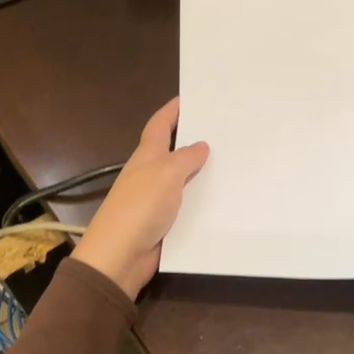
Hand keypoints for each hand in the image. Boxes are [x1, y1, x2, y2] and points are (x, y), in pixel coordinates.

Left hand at [71, 97, 209, 298]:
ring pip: (183, 182)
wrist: (120, 255)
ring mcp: (155, 201)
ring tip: (232, 165)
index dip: (172, 111)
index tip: (189, 98)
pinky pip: (186, 209)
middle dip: (193, 141)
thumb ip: (185, 158)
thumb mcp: (166, 174)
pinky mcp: (163, 225)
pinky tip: (223, 202)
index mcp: (146, 156)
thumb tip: (201, 145)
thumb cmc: (140, 207)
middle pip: (173, 152)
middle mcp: (149, 175)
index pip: (159, 125)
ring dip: (202, 175)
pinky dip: (202, 204)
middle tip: (224, 132)